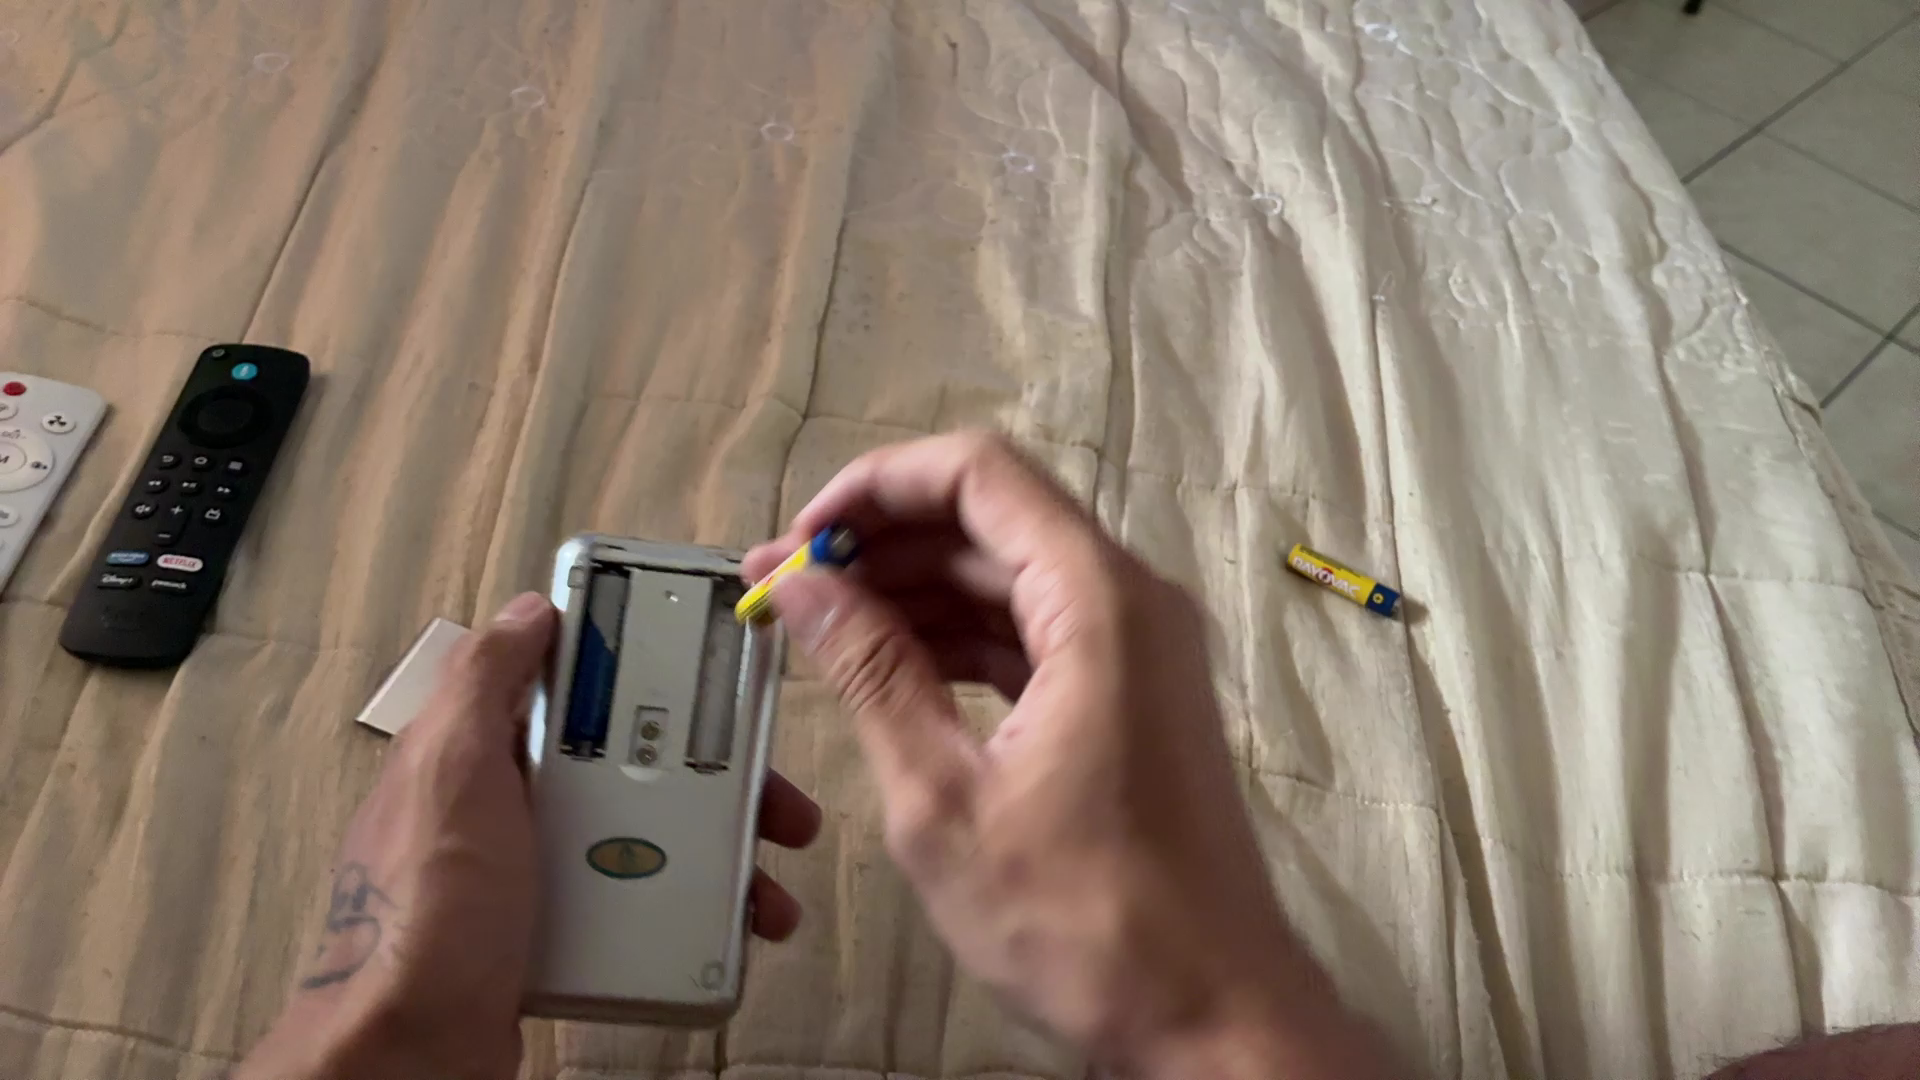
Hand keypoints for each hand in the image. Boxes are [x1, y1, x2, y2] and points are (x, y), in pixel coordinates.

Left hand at [239, 593, 822, 1079]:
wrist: (411, 1065)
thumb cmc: (430, 913)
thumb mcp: (449, 780)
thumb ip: (483, 688)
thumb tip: (530, 609)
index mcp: (500, 757)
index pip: (593, 696)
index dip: (661, 683)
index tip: (721, 687)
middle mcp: (533, 806)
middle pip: (651, 768)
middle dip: (725, 777)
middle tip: (780, 800)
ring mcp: (560, 869)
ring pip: (665, 833)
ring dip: (730, 845)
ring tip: (775, 877)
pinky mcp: (582, 925)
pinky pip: (658, 892)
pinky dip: (705, 900)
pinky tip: (743, 920)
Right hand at [745, 433, 1398, 1079]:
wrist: (1208, 1010)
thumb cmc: (1083, 918)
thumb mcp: (944, 796)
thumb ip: (870, 670)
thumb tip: (801, 585)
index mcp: (1096, 598)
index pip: (977, 473)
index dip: (878, 486)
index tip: (806, 537)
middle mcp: (1126, 594)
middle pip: (988, 516)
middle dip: (882, 541)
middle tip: (791, 583)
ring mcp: (1131, 636)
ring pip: (1003, 569)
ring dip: (912, 587)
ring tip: (823, 624)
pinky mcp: (1122, 678)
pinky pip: (1026, 622)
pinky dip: (955, 631)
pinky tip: (889, 660)